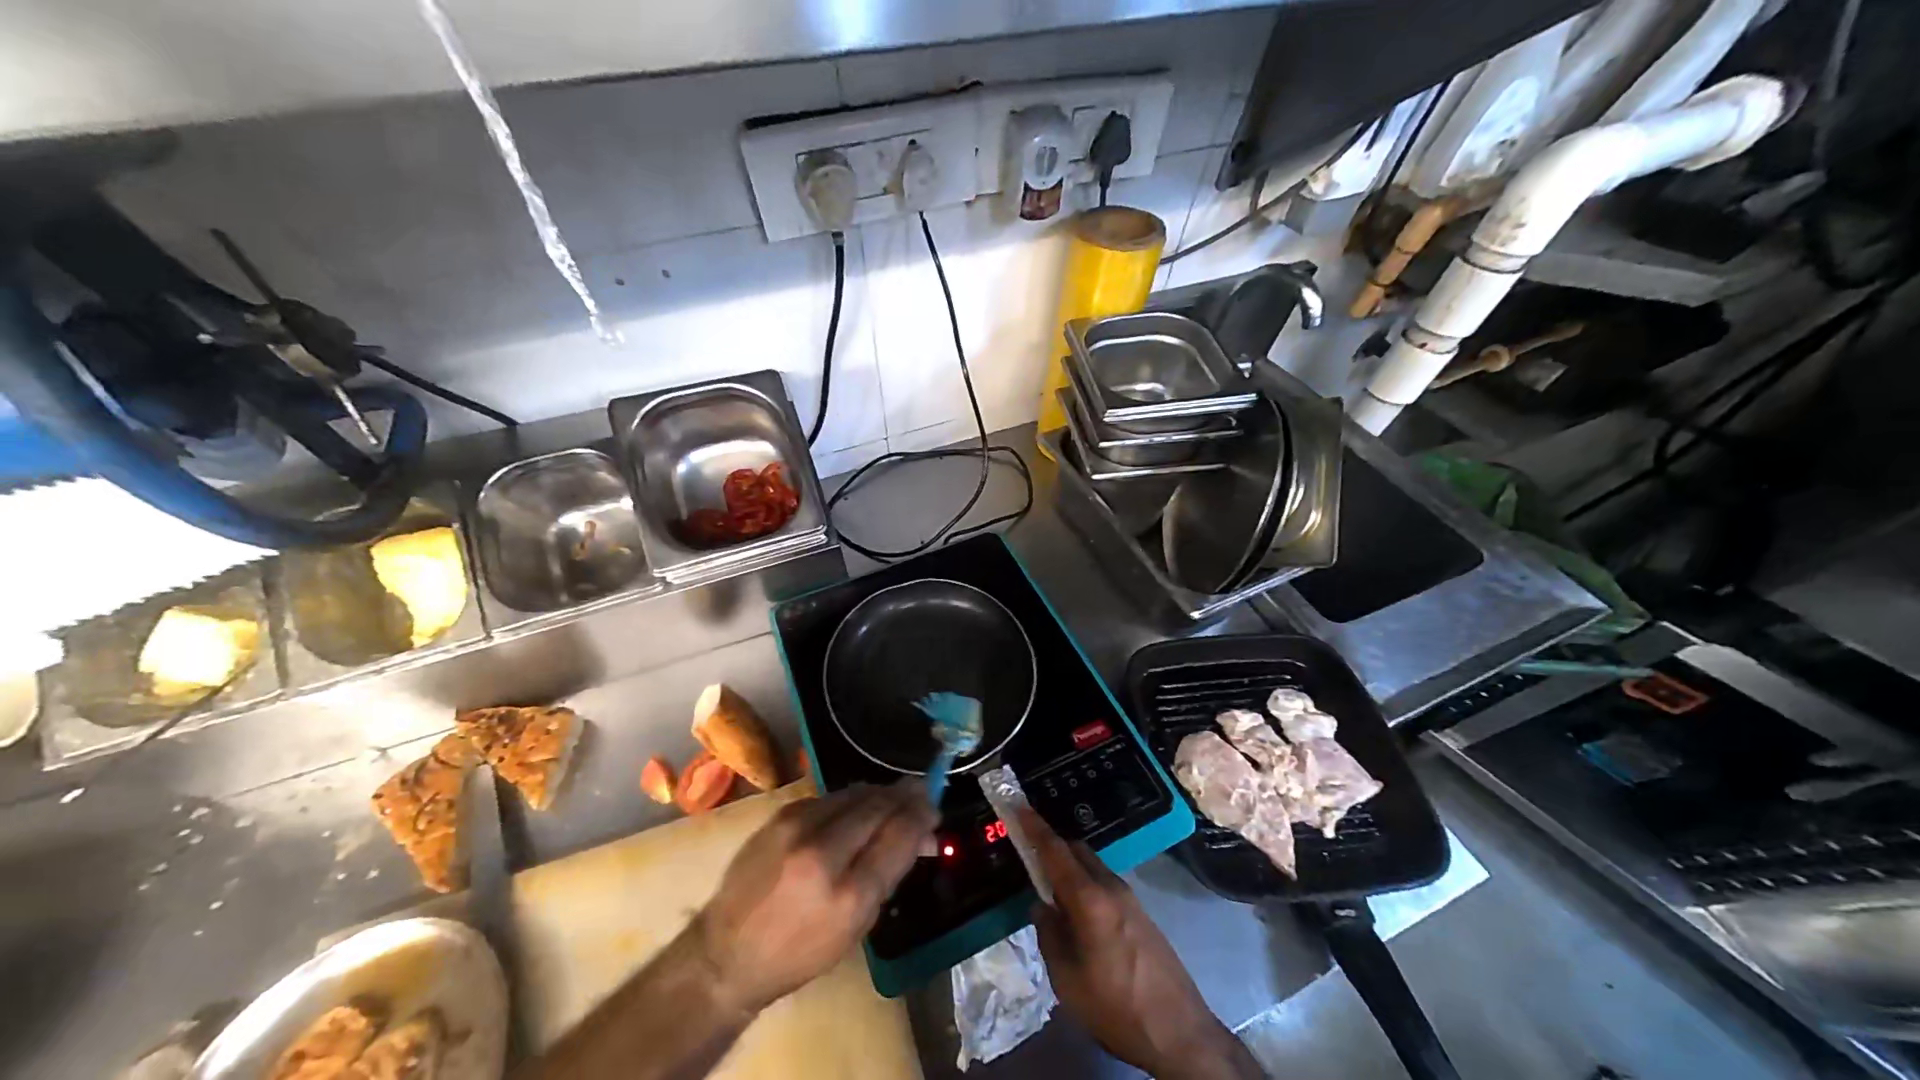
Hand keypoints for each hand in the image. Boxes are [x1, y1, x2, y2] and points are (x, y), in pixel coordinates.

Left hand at [690, 781, 936, 1014]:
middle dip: (905, 796)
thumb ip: (889, 875)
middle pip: (878, 806)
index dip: (921, 816)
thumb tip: (921, 836)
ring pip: (855, 794)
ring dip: (880, 793)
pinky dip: (851, 800)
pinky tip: (858, 807)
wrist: (727, 951)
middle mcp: (823, 853)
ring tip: (895, 797)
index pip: (898, 836)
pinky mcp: (780, 815)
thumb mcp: (855, 928)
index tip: (934, 808)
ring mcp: (797, 828)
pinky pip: (829, 798)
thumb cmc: (799, 953)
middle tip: (922, 793)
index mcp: (848, 894)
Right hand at [1023, 809, 1262, 1079]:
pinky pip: (1104, 884)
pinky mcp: (1142, 915)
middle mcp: (1112, 888)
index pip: (1056, 851)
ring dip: (1069, 867)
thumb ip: (1049, 936)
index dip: (1034, 826)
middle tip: (1027, 852)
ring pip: (1092, 867)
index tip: (1017, 805)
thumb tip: (1042, 908)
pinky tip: (1077, 911)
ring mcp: (1131, 900)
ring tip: (1048, 886)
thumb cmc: (1116, 1008)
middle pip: (1077, 851)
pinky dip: (1085, 883)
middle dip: (1051, 844)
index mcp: (1089, 900)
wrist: (1180, 1034)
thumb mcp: (1067, 980)